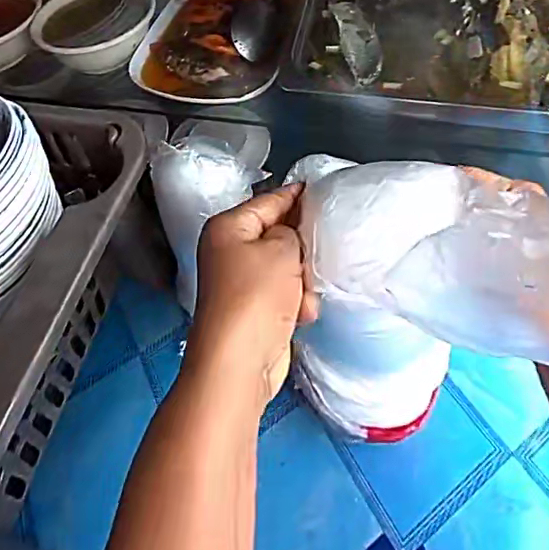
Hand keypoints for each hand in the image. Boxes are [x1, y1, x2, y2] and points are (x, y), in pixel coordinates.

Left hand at [187, 184, 319, 405]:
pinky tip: (302, 314)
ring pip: (285, 266)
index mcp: (228, 227)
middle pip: (277, 234)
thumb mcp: (281, 249)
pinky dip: (295, 301)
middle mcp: (230, 250)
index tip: (318, 187)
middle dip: (301, 248)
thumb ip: (292, 230)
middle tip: (320, 251)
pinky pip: (284, 293)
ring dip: (302, 280)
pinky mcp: (254, 308)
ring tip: (304, 296)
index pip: (268, 200)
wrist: (239, 362)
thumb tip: (289, 236)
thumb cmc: (255, 297)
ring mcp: (240, 281)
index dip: (294, 194)